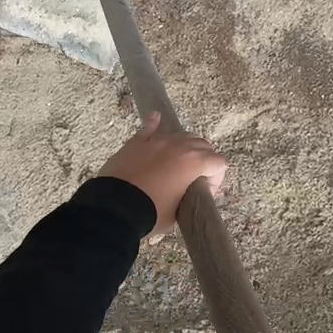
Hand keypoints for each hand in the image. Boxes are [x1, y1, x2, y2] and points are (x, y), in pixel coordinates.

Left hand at [97, 113, 226, 237]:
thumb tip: (189, 195)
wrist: (114, 208)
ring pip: (179, 136)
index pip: (218, 163)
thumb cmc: (150, 213)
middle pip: (201, 145)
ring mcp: (156, 142)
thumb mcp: (177, 213)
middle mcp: (178, 146)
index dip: (215, 178)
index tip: (205, 191)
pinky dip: (153, 124)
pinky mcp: (135, 143)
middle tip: (192, 177)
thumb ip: (188, 199)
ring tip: (177, 160)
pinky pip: (148, 128)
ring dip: (182, 146)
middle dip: (202, 159)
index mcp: (194, 163)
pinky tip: (156, 118)